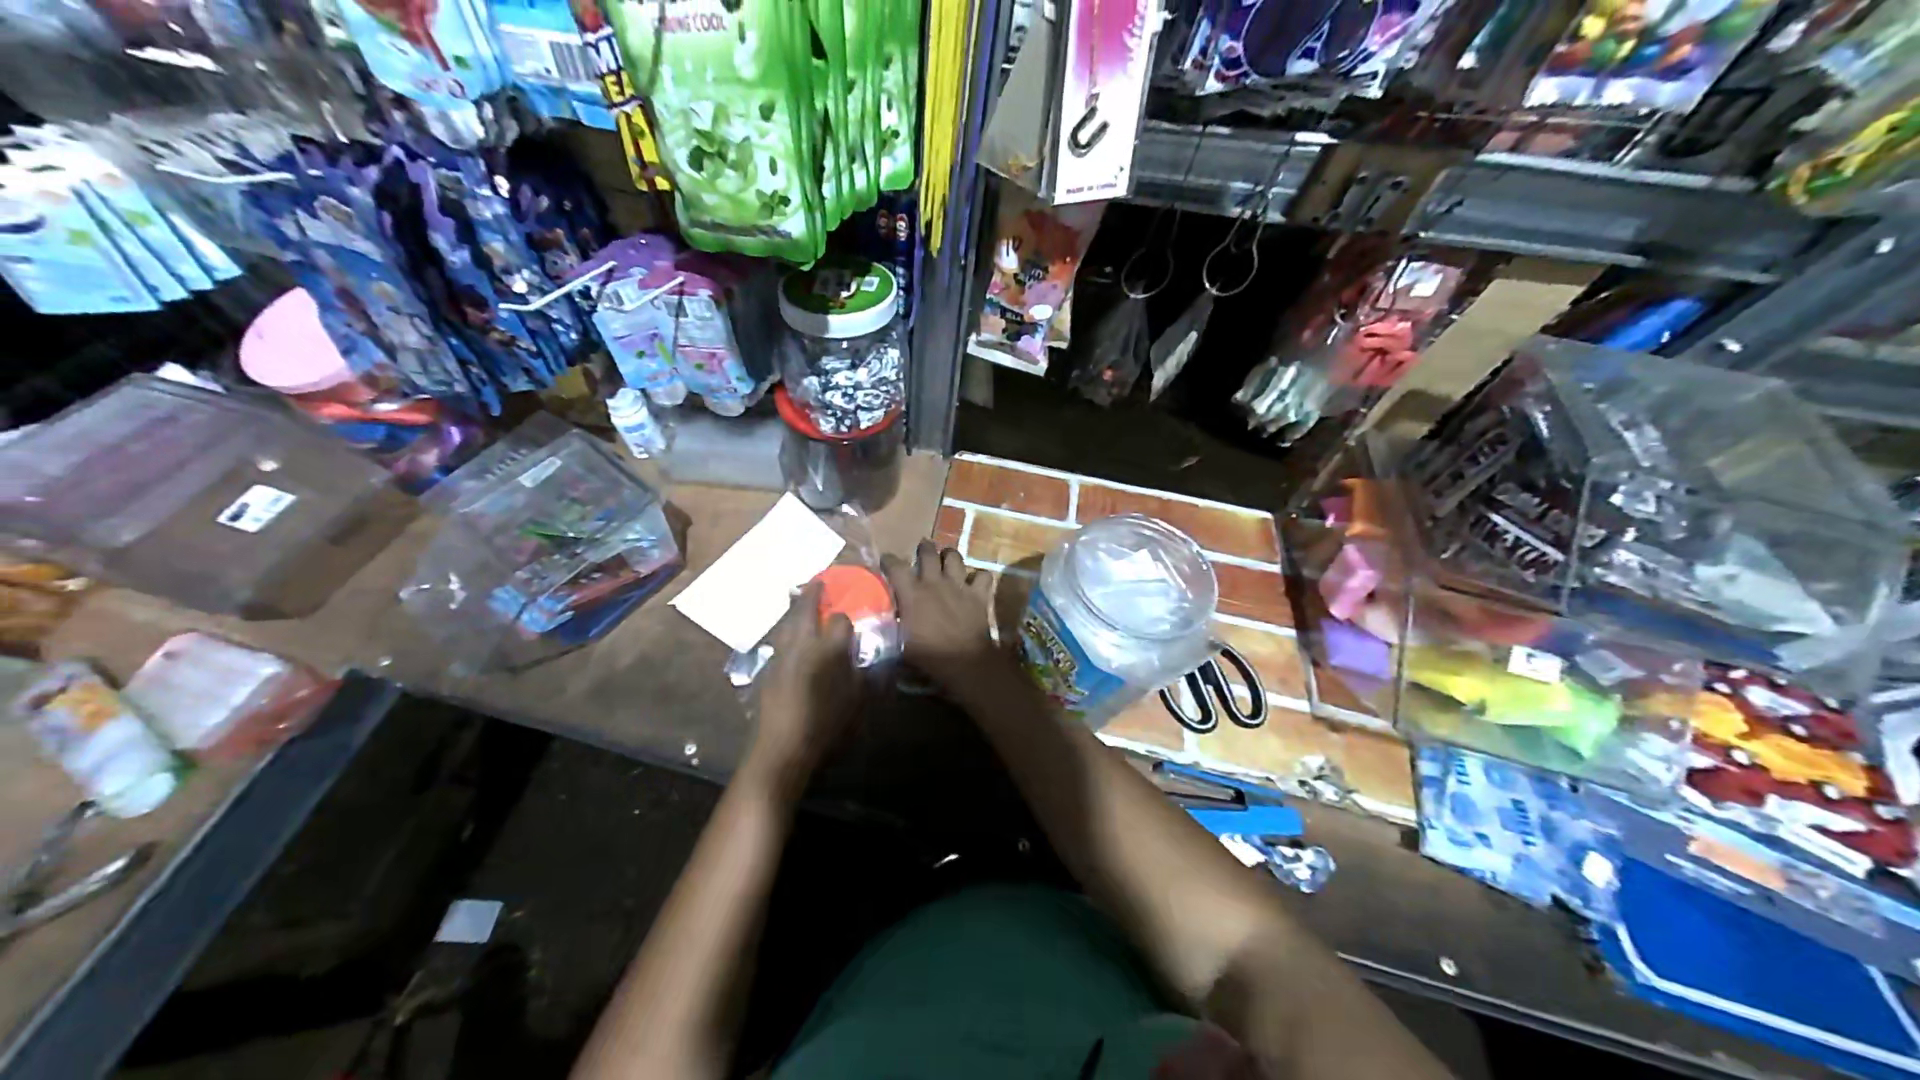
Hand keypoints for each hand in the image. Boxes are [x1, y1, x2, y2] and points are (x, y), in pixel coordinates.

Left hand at [748, 581, 857, 793]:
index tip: (853, 621)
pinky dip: (788, 630)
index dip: (847, 618)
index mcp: (829, 648)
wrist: (782, 748)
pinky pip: (780, 639)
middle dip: (814, 593)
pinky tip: (793, 638)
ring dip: (797, 609)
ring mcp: (782, 655)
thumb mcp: (857, 701)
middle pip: (805, 608)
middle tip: (819, 581)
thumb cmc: (827, 726)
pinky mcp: (769, 669)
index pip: (840, 619)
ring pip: (788, 622)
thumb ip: (863, 674)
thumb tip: (864, 657)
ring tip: (802, 602)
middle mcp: (803, 643)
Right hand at [881, 540, 1003, 692]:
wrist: (964, 661)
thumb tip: (884, 622)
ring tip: (947, 560)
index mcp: (912, 593)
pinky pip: (982, 575)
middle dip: (924, 548)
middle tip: (923, 551)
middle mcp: (935, 582)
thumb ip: (894, 625)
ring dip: (950, 556)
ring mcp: (959, 586)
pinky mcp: (979, 594)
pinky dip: (978, 576)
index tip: (886, 561)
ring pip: (955, 557)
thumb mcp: (900, 643)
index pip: (895, 566)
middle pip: (928, 552)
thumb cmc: (928, 655)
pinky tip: (974, 581)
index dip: (889, 560)